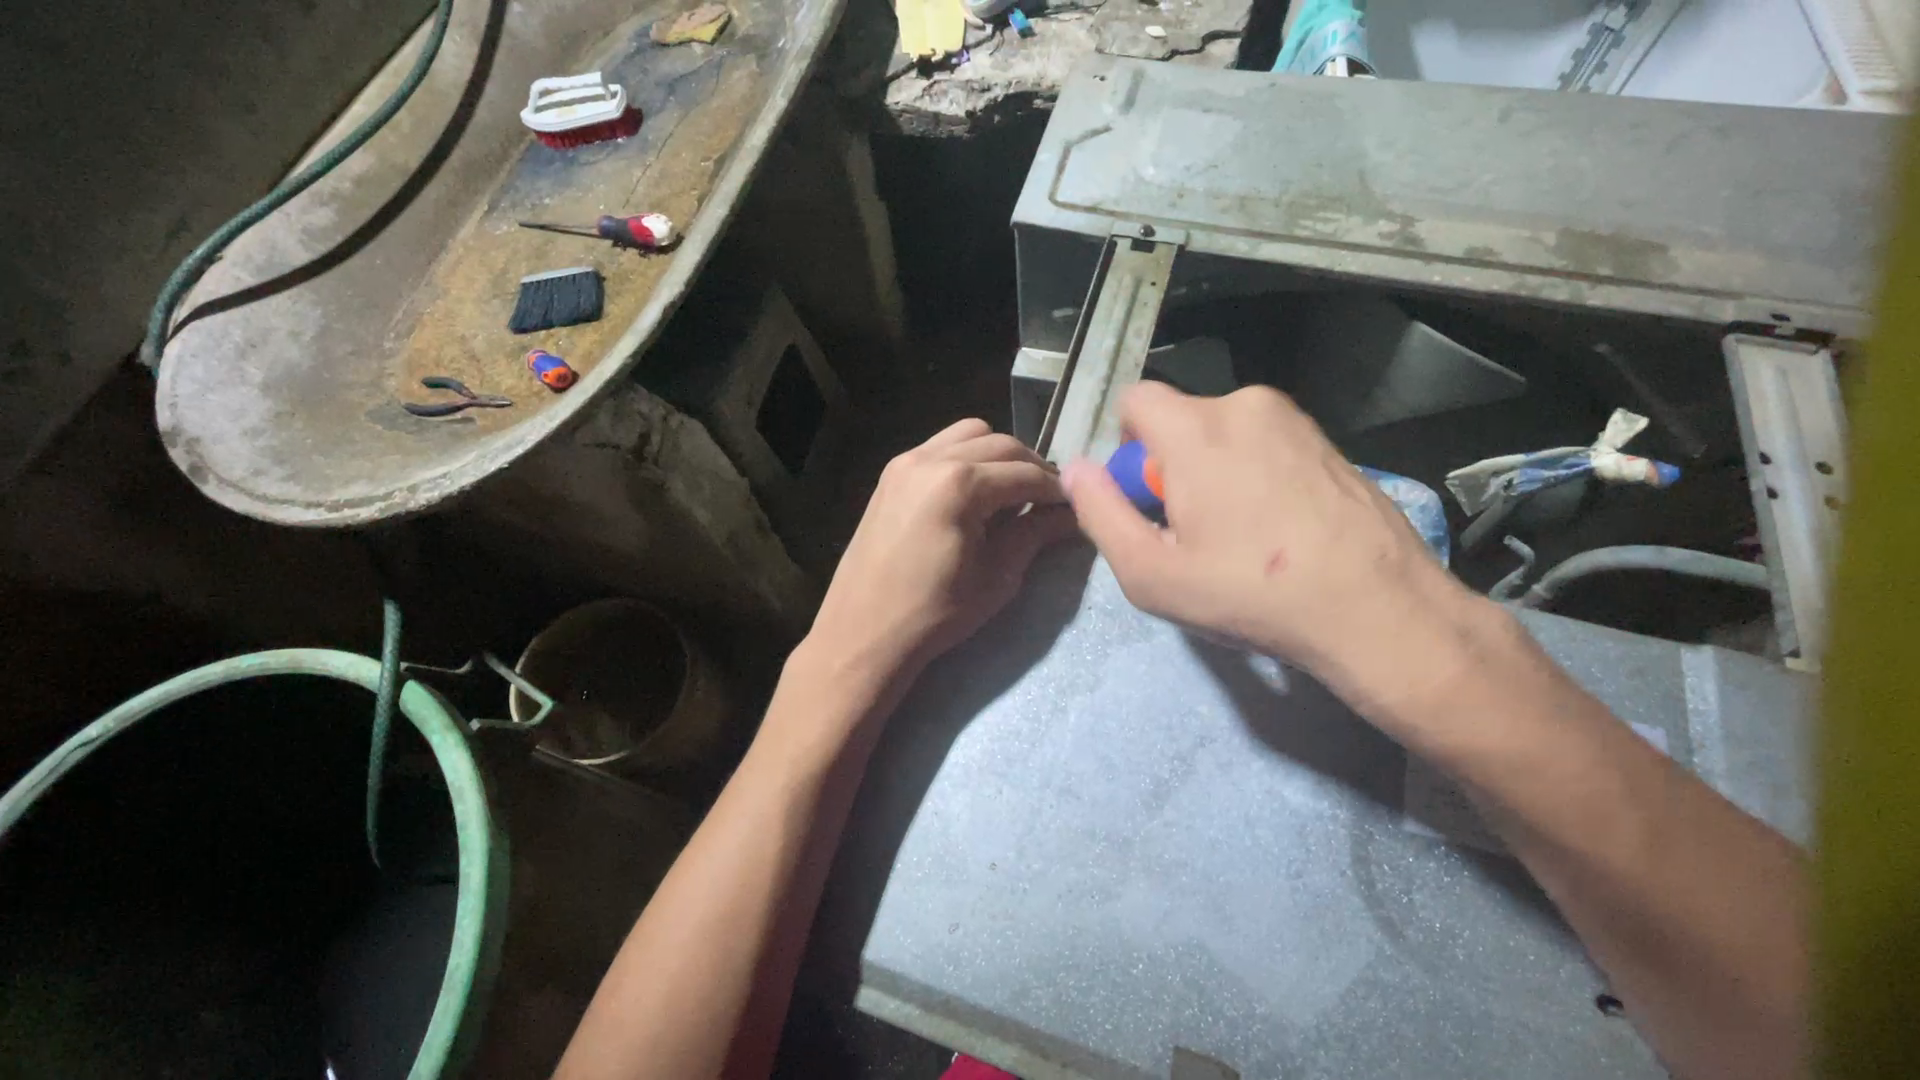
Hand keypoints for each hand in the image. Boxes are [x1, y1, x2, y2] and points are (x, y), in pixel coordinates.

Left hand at [805, 418, 1076, 683]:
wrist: (864, 632)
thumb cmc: (935, 613)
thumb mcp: (997, 576)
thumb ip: (1034, 534)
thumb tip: (1072, 514)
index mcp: (960, 484)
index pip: (1026, 474)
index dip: (1057, 489)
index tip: (1078, 505)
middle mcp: (931, 458)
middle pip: (1001, 444)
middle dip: (1032, 467)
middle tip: (1050, 500)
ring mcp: (906, 461)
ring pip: (969, 434)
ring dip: (998, 455)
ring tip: (1012, 492)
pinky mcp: (891, 474)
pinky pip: (939, 446)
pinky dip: (966, 457)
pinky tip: (975, 493)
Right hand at [1061, 383, 1485, 714]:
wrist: (1375, 608)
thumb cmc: (1249, 593)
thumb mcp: (1150, 573)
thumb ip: (1100, 514)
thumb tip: (1075, 470)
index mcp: (1196, 429)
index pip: (1135, 399)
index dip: (1126, 447)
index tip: (1146, 499)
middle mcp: (1245, 406)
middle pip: (1181, 421)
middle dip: (1172, 465)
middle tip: (1193, 531)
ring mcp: (1295, 420)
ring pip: (1225, 434)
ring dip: (1215, 471)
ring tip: (1240, 536)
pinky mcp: (1328, 441)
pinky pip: (1266, 445)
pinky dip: (1256, 475)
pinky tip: (1278, 529)